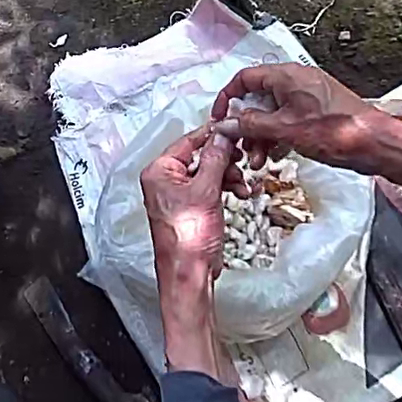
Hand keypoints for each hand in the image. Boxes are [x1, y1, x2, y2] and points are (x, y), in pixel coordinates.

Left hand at [140, 125, 237, 375]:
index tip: (233, 130)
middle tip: (242, 161)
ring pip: (208, 172)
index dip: (211, 135)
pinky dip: (226, 188)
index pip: (187, 142)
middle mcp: (164, 180)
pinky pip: (210, 187)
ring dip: (229, 175)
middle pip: (199, 156)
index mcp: (159, 171)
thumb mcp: (206, 191)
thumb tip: (222, 136)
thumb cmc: (189, 237)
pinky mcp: (191, 206)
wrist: (189, 272)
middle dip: (224, 160)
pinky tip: (241, 193)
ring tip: (243, 186)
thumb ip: (215, 159)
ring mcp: (177, 194)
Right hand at [210, 63, 401, 189]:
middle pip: (256, 98)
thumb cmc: (336, 131)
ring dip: (260, 135)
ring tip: (258, 160)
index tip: (220, 119)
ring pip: (271, 112)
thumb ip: (250, 124)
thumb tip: (225, 124)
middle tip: (240, 146)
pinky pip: (286, 120)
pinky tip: (275, 156)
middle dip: (245, 124)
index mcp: (287, 76)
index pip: (244, 78)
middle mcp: (296, 81)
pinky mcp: (316, 112)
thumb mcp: (285, 129)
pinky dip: (277, 136)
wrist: (378, 145)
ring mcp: (307, 97)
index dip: (227, 98)